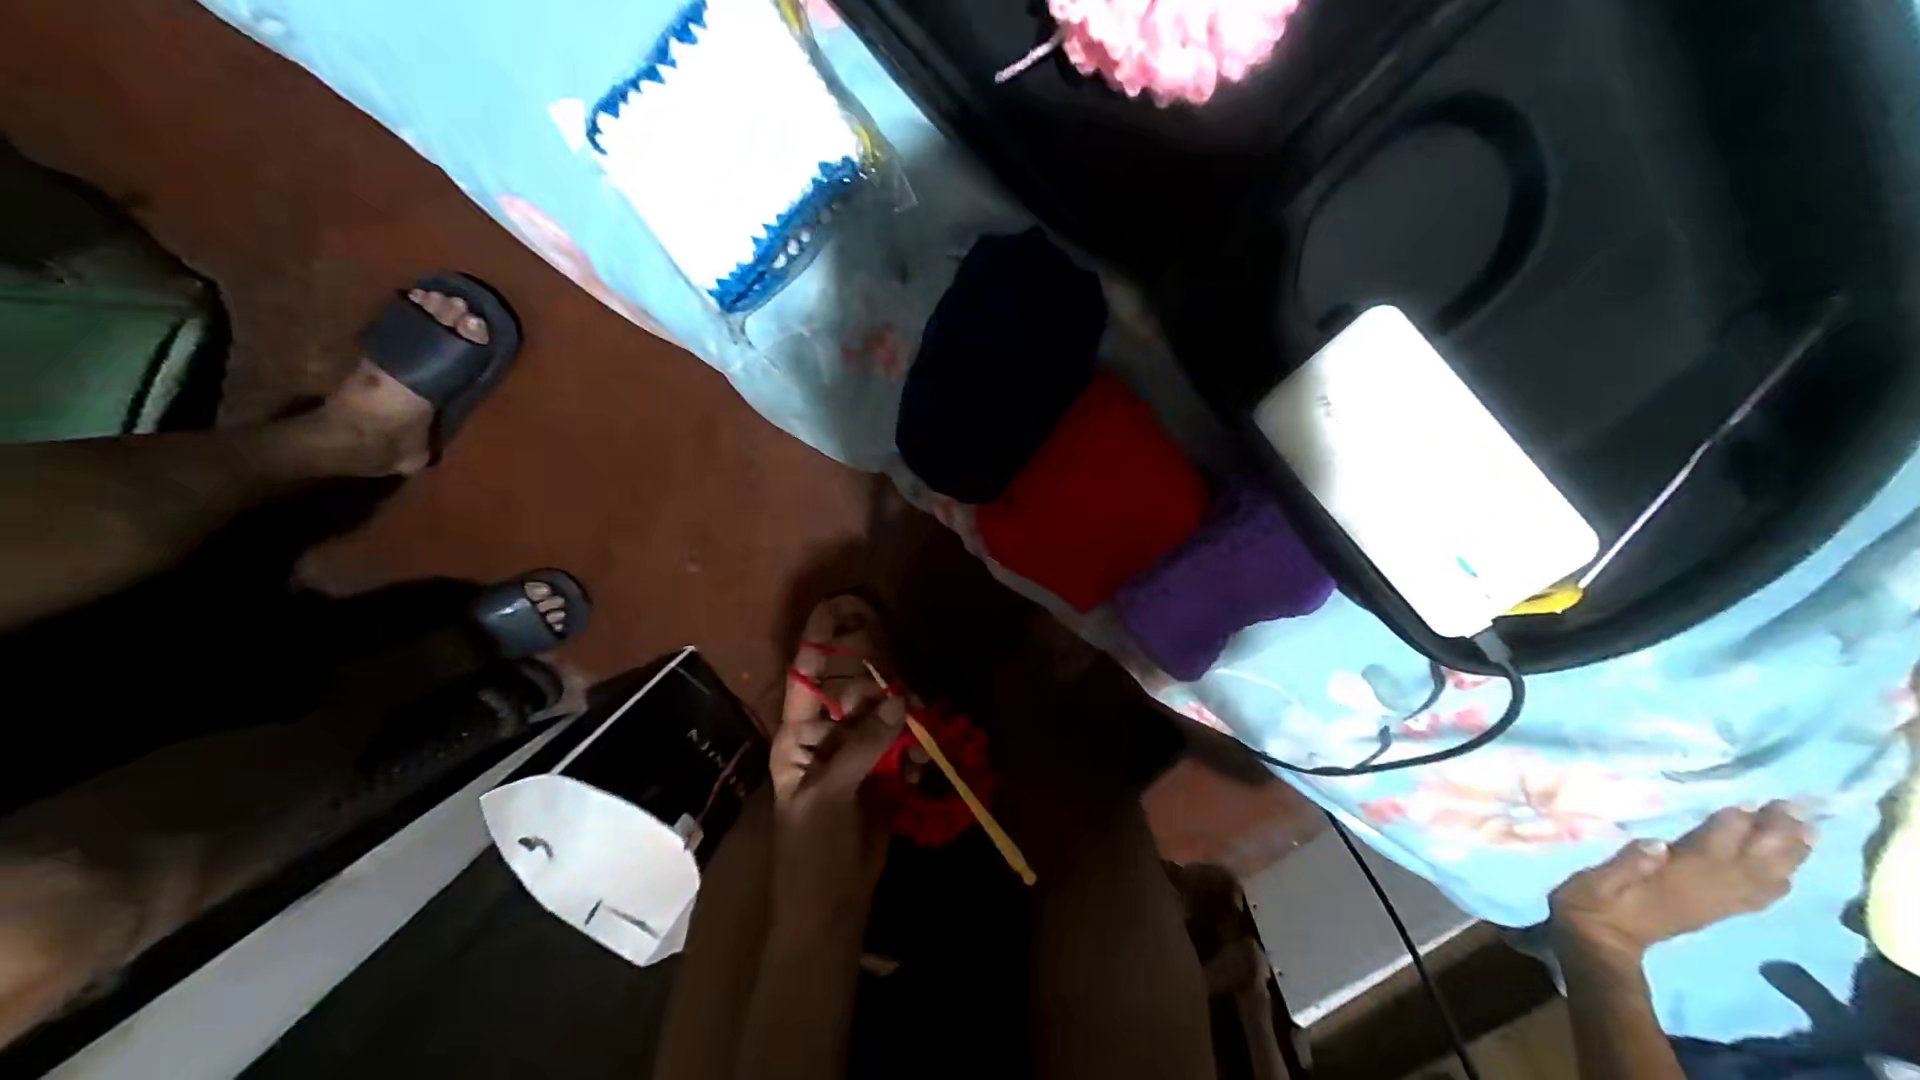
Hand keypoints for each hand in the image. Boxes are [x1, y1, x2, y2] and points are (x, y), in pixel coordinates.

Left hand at [768, 598, 907, 932]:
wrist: (831, 904)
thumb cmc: (812, 849)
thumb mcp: (827, 796)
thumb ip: (862, 745)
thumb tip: (900, 701)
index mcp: (798, 735)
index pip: (807, 676)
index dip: (821, 641)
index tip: (842, 604)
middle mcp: (827, 735)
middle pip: (856, 691)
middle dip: (883, 685)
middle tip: (910, 695)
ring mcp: (857, 752)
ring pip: (885, 715)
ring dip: (906, 721)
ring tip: (917, 742)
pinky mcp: (883, 771)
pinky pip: (902, 743)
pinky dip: (915, 749)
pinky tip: (918, 768)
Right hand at [1550, 801, 1813, 964]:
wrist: (1600, 939)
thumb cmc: (1592, 902)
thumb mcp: (1596, 879)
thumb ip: (1627, 863)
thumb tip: (1656, 843)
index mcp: (1676, 878)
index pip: (1712, 846)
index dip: (1732, 825)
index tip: (1752, 801)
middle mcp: (1706, 890)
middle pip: (1750, 861)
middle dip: (1774, 835)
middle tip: (1794, 808)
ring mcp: (1715, 903)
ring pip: (1764, 878)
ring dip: (1787, 856)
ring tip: (1806, 832)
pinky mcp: (1715, 911)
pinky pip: (1758, 896)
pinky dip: (1778, 880)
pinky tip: (1784, 870)